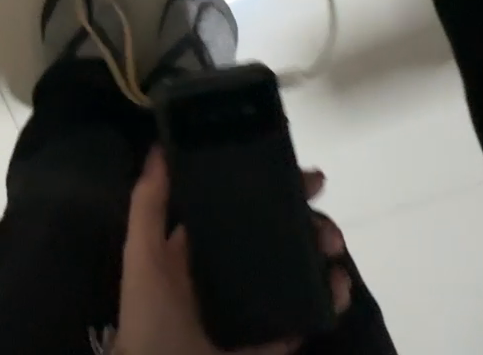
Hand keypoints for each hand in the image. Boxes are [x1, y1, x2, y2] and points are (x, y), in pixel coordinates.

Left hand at [115, 149, 352, 354]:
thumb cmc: (148, 316)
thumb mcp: (143, 253)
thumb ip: (149, 203)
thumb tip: (160, 147)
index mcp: (198, 248)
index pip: (237, 208)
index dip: (266, 188)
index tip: (296, 173)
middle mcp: (227, 272)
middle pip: (275, 236)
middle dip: (304, 221)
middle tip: (324, 217)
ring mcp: (252, 308)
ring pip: (296, 272)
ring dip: (320, 255)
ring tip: (333, 250)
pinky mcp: (270, 342)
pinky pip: (305, 319)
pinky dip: (327, 301)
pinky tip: (338, 286)